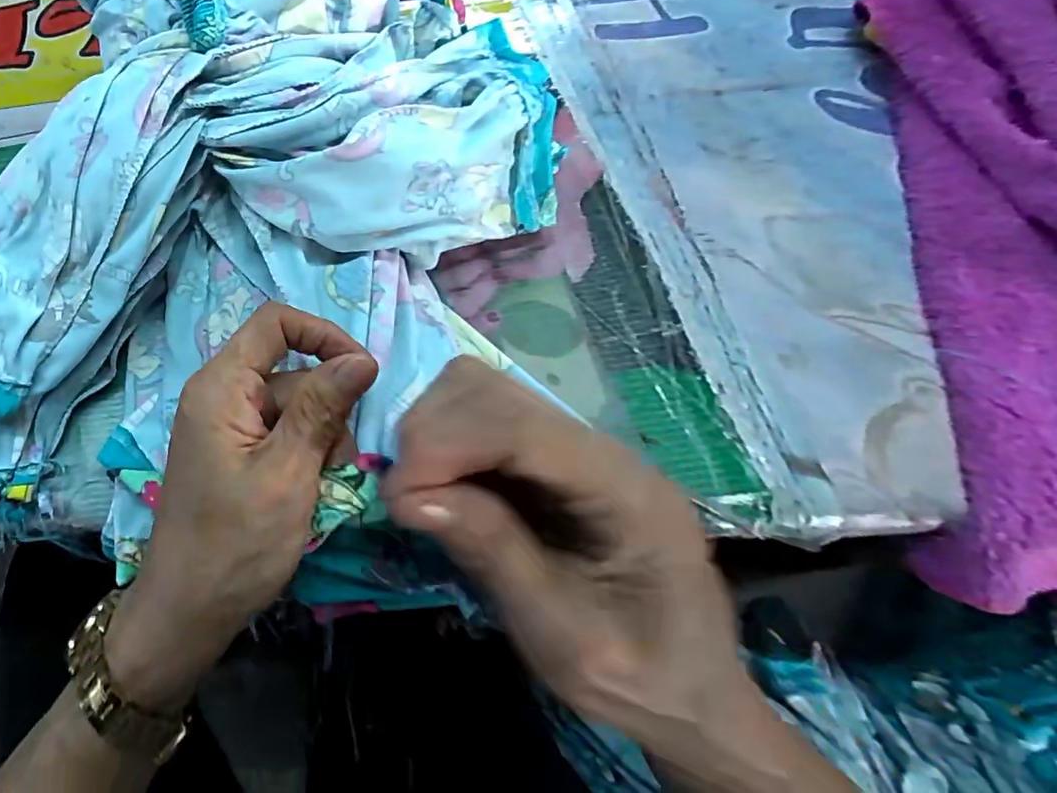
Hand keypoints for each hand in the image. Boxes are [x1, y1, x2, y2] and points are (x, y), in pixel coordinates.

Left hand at [106, 302, 378, 711]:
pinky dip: (303, 456)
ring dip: (319, 440)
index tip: (363, 372)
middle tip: (333, 465)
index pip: (274, 323)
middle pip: (290, 371)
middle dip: (326, 410)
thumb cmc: (235, 543)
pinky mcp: (234, 451)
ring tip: (316, 488)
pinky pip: (281, 433)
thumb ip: (322, 409)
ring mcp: (225, 424)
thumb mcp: (288, 473)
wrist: (188, 606)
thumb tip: (362, 357)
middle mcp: (219, 394)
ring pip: (293, 406)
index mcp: (220, 385)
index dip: (322, 334)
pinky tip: (306, 494)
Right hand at [382, 357, 838, 790]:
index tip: (397, 497)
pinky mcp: (542, 449)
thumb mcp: (565, 638)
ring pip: (474, 388)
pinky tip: (436, 479)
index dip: (443, 447)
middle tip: (405, 496)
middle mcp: (599, 448)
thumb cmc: (637, 679)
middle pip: (488, 391)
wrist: (687, 696)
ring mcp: (569, 442)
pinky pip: (473, 410)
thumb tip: (406, 497)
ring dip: (428, 428)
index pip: (518, 428)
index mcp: (627, 493)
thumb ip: (493, 556)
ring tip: (418, 487)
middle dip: (429, 434)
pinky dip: (437, 433)